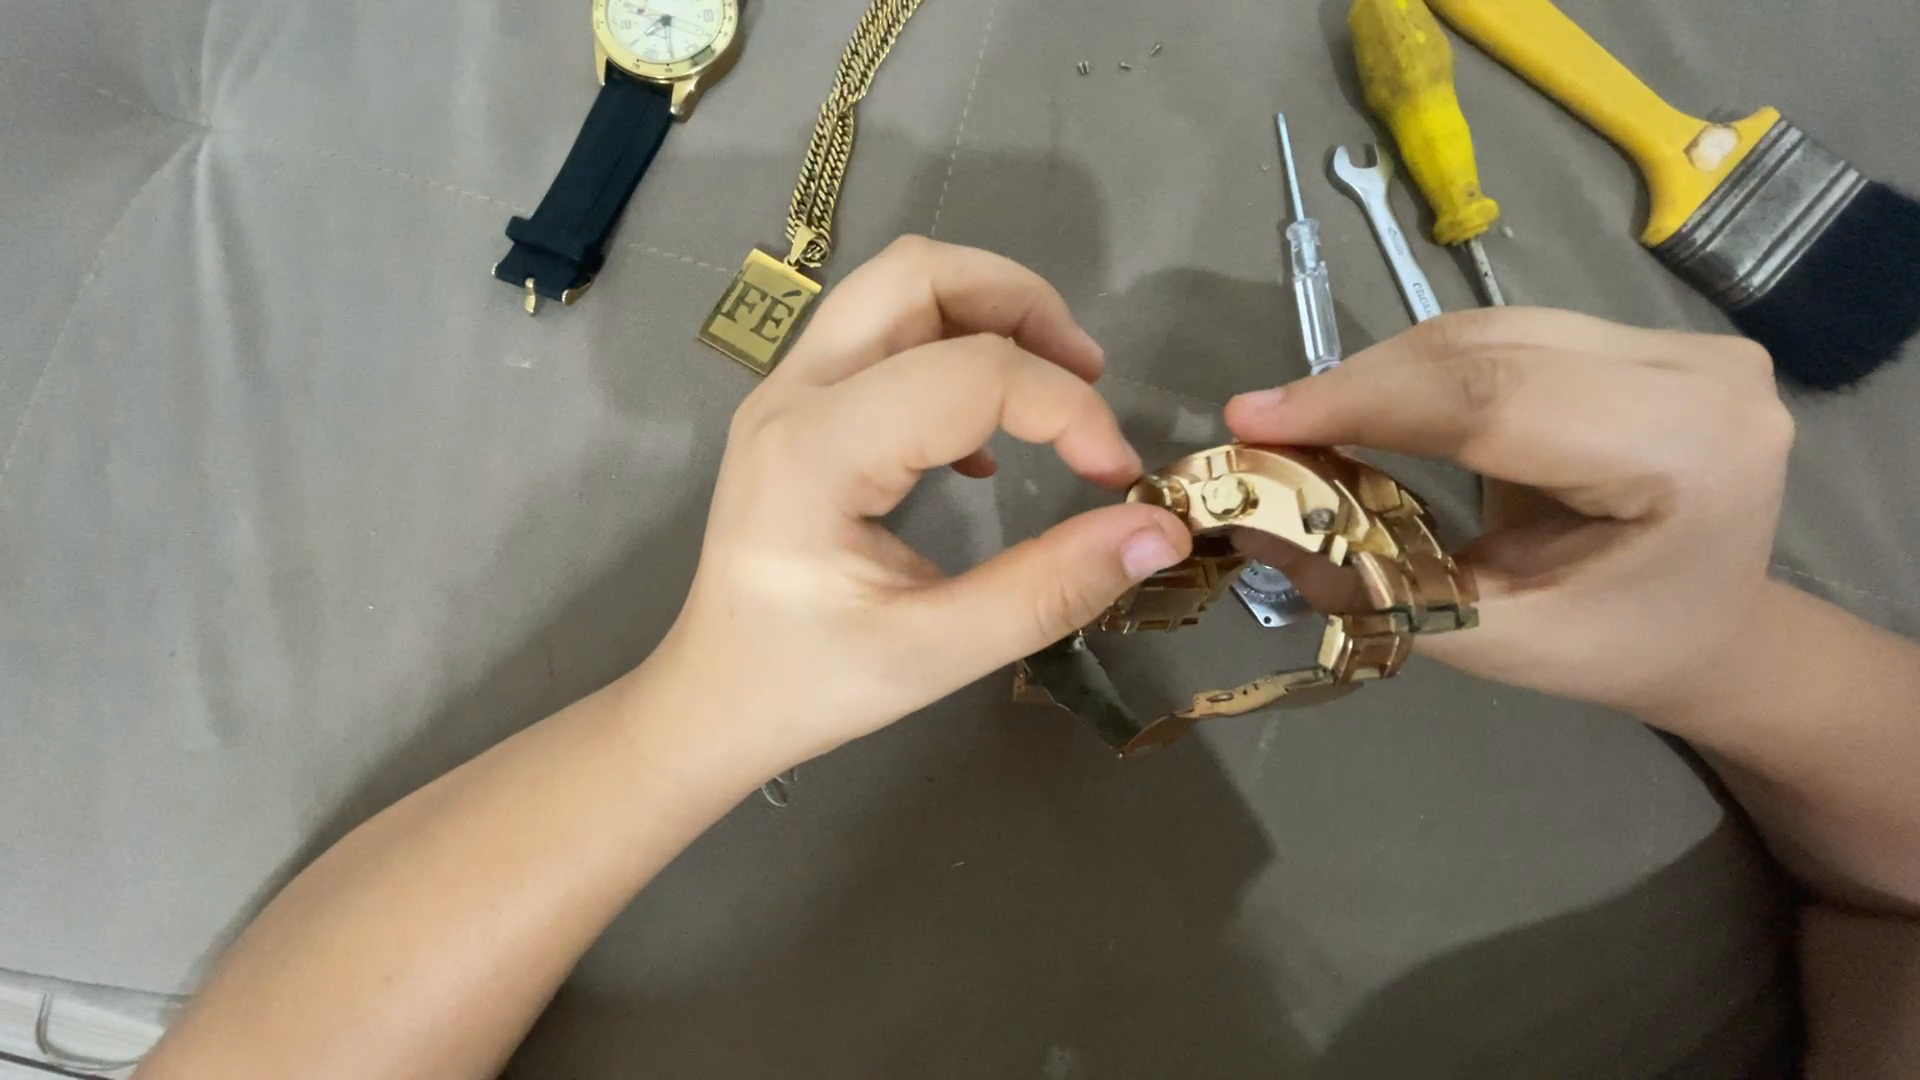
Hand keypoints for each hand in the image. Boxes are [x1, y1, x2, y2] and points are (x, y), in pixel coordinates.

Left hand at [645, 237, 1190, 787]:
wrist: (713, 698)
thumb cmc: (809, 684)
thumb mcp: (936, 653)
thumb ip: (1050, 590)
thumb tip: (1159, 531)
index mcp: (816, 452)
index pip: (970, 374)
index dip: (1067, 409)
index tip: (1116, 474)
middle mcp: (792, 395)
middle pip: (918, 274)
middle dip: (1023, 304)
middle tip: (1089, 375)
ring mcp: (785, 393)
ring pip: (897, 291)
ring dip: (988, 313)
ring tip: (1052, 387)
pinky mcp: (796, 411)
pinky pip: (882, 338)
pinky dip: (950, 353)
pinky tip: (980, 445)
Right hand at [1224, 309, 1793, 715]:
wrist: (1711, 625)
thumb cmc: (1608, 645)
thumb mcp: (1482, 636)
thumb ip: (1367, 583)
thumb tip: (1254, 526)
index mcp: (1686, 455)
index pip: (1493, 401)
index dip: (1360, 402)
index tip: (1251, 420)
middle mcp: (1697, 374)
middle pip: (1481, 351)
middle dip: (1353, 385)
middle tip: (1261, 424)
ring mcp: (1672, 344)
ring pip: (1479, 329)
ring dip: (1375, 373)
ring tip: (1303, 420)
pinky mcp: (1634, 339)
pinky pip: (1492, 335)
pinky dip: (1409, 369)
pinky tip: (1364, 403)